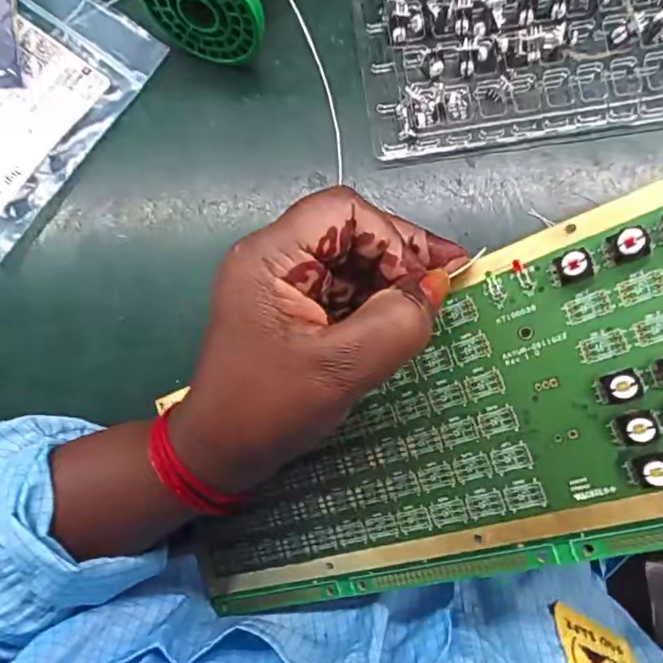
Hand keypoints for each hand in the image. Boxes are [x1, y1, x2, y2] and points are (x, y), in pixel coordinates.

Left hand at [168, 187, 468, 492]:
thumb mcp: (342, 367)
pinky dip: (371, 302)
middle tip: (441, 286)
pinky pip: (338, 291)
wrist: (221, 451)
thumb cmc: (267, 409)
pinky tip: (397, 320)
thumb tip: (436, 284)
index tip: (422, 279)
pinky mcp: (288, 310)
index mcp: (269, 258)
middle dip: (397, 256)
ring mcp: (278, 285)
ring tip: (424, 307)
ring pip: (347, 261)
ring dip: (388, 280)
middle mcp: (271, 260)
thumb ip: (397, 321)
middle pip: (347, 231)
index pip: (342, 211)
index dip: (392, 235)